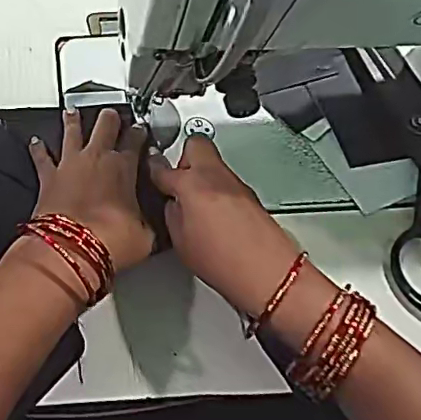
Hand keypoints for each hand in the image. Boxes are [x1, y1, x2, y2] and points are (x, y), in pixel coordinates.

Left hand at [29, 108, 154, 271]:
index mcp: (124, 168)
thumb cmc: (108, 239)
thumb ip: (147, 223)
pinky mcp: (48, 177)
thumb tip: (149, 229)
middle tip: (111, 114)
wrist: (71, 248)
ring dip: (73, 121)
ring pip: (71, 132)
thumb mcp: (144, 235)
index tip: (140, 130)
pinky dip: (38, 148)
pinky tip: (35, 142)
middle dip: (109, 117)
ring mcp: (70, 165)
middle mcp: (96, 159)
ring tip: (72, 111)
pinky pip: (41, 157)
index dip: (139, 133)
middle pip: (104, 126)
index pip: (135, 141)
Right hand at [149, 136, 304, 307]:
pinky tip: (213, 212)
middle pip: (195, 145)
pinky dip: (216, 189)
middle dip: (182, 156)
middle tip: (175, 176)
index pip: (163, 167)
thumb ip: (170, 213)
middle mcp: (216, 176)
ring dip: (201, 174)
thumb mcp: (180, 241)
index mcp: (192, 184)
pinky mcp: (250, 195)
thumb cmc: (227, 262)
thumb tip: (171, 204)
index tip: (152, 173)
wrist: (268, 275)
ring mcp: (236, 184)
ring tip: (194, 200)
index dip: (153, 170)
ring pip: (213, 162)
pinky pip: (226, 181)